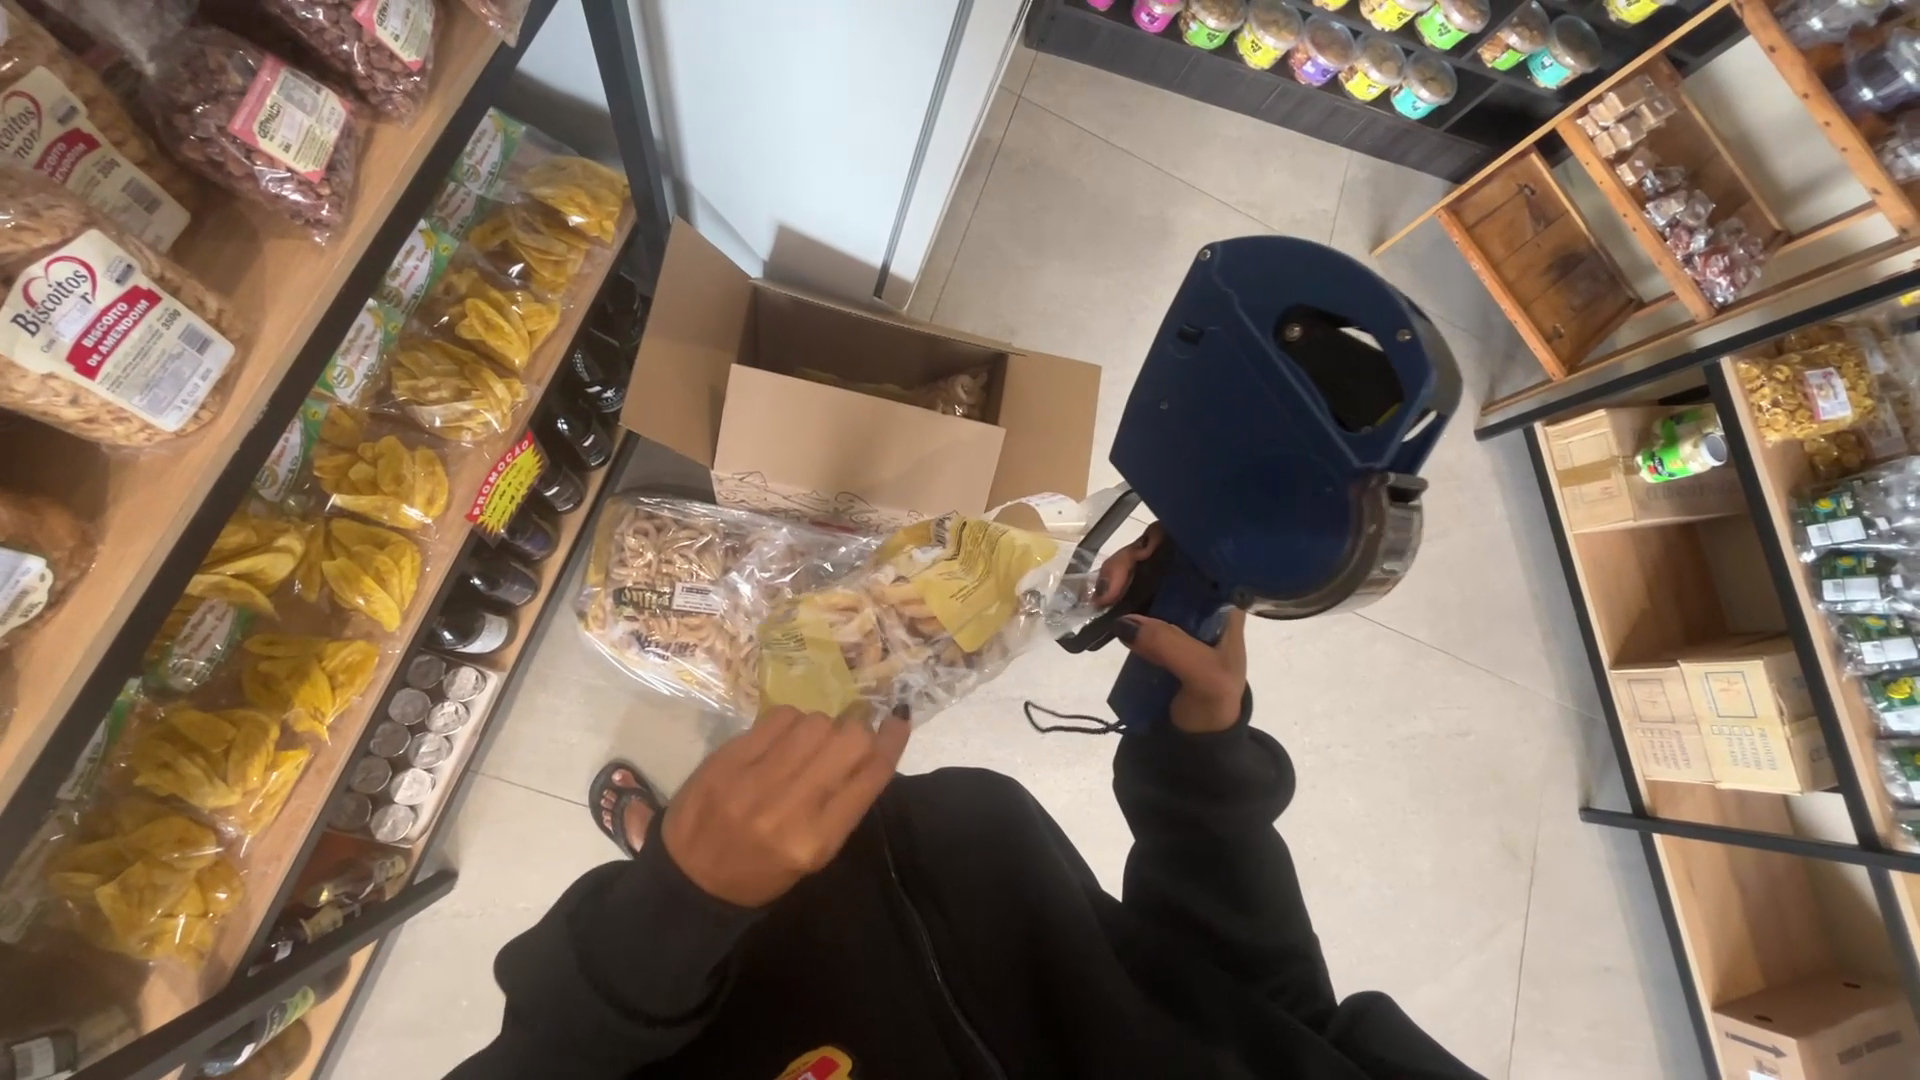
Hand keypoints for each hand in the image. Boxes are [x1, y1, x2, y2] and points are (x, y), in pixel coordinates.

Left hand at [661, 705, 910, 907]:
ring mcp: (755, 780)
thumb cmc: (761, 873)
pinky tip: (781, 739)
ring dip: (821, 727)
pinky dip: (790, 721)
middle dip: (856, 732)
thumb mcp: (814, 852)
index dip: (892, 740)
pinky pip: (779, 717)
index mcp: (818, 840)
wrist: (688, 881)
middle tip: (844, 741)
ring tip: (805, 745)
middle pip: (848, 740)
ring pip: (816, 722)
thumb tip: (873, 746)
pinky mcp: (728, 759)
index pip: (871, 775)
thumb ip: (845, 802)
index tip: (899, 719)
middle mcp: (791, 807)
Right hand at [1095, 524, 1248, 734]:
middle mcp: (1196, 593)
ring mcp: (1168, 606)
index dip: (1165, 540)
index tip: (1140, 558)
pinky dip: (1106, 595)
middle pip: (1159, 553)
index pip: (1195, 547)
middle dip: (1128, 562)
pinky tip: (1094, 608)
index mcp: (1221, 598)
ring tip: (1096, 603)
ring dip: (1113, 577)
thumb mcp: (1206, 678)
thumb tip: (1125, 621)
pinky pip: (1124, 595)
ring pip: (1137, 570)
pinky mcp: (1146, 622)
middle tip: (1105, 592)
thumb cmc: (1214, 705)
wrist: (1197, 740)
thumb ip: (1172, 647)